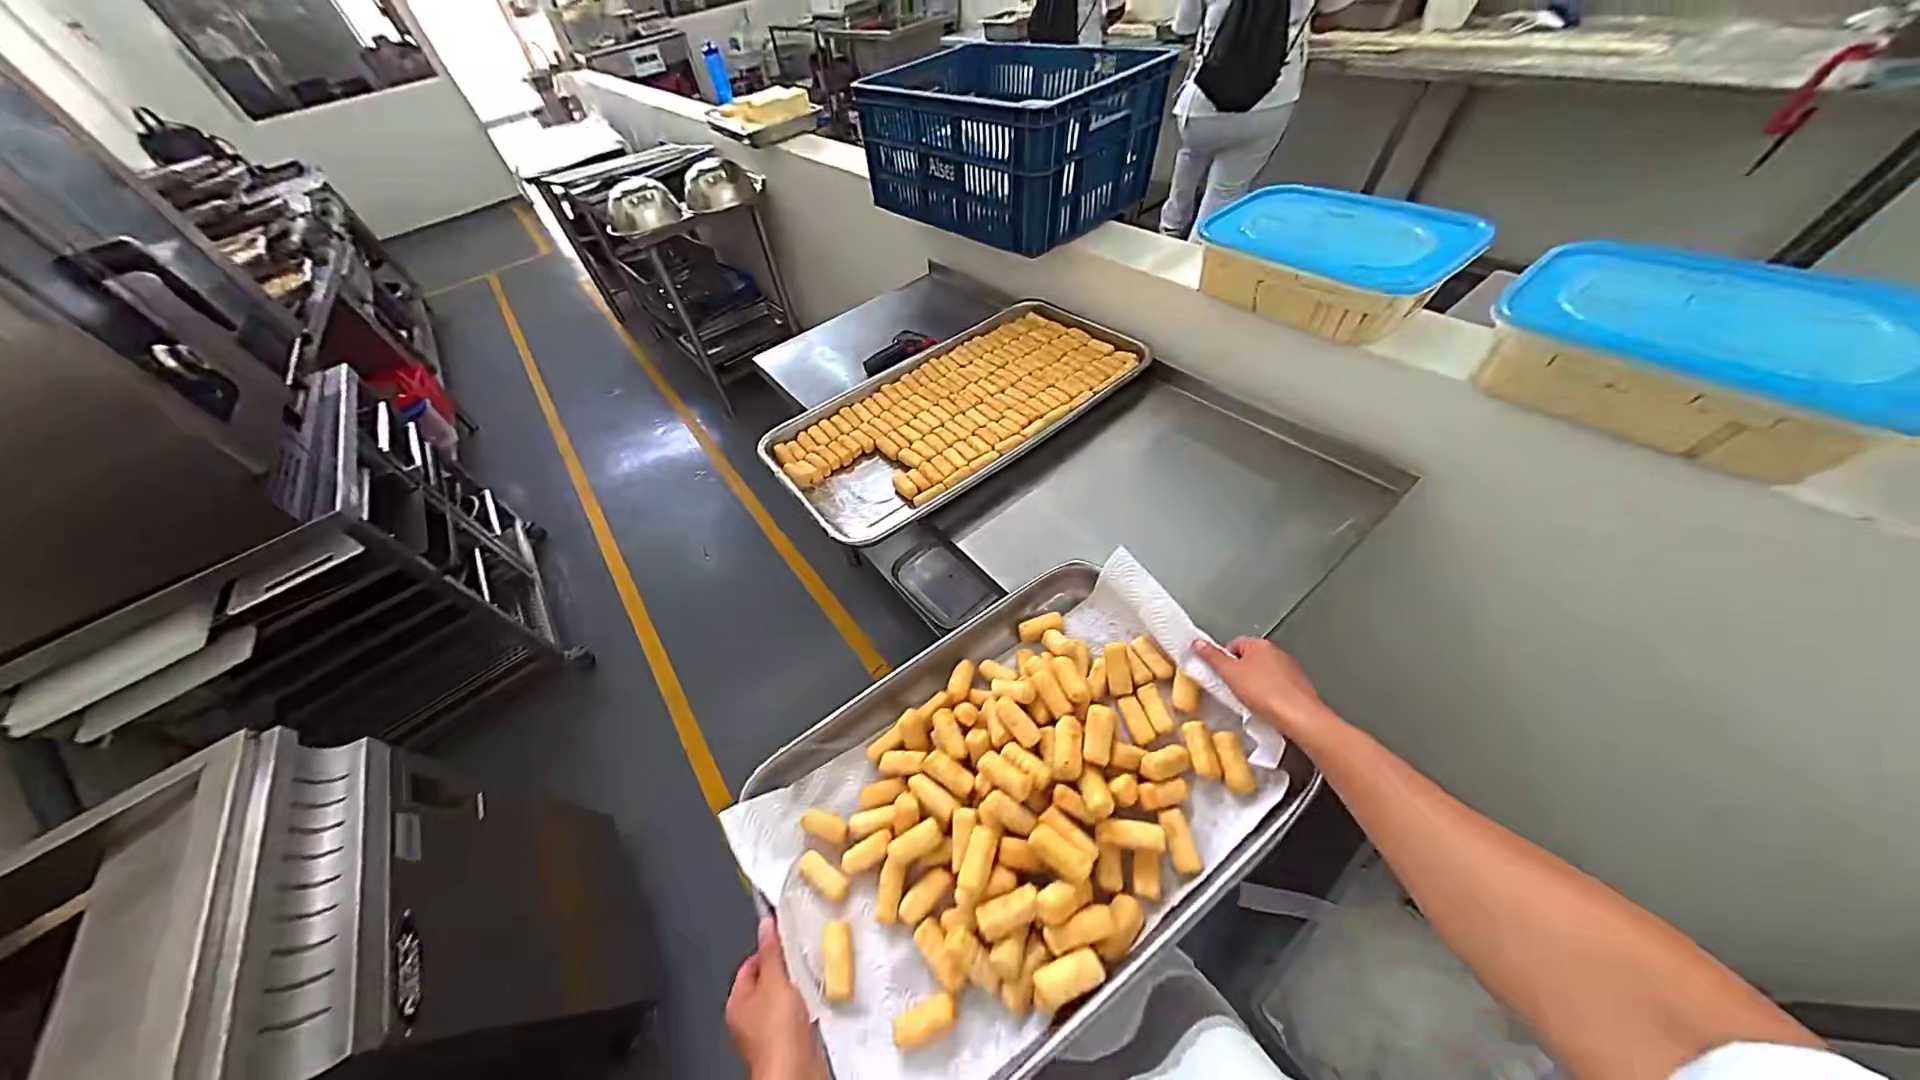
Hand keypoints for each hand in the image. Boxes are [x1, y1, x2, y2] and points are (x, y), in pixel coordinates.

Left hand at [725, 916, 826, 1079]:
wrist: (795, 1069)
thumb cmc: (776, 1032)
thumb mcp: (774, 979)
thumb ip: (771, 950)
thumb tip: (766, 926)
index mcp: (737, 1001)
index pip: (751, 962)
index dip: (768, 948)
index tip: (785, 937)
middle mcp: (749, 1017)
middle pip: (769, 978)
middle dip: (786, 967)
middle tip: (800, 957)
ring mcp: (768, 1029)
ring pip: (785, 995)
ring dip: (799, 985)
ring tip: (810, 977)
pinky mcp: (787, 1039)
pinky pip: (797, 1011)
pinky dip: (806, 1003)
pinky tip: (815, 999)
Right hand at [1194, 637, 1341, 744]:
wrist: (1300, 717)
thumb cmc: (1265, 693)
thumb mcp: (1229, 674)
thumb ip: (1212, 657)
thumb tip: (1198, 643)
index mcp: (1259, 644)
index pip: (1233, 645)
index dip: (1223, 660)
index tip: (1220, 675)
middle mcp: (1277, 652)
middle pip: (1248, 658)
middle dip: (1239, 673)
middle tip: (1232, 688)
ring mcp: (1290, 669)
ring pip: (1263, 673)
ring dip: (1254, 684)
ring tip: (1249, 700)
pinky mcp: (1299, 686)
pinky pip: (1276, 686)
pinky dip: (1269, 694)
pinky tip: (1265, 707)